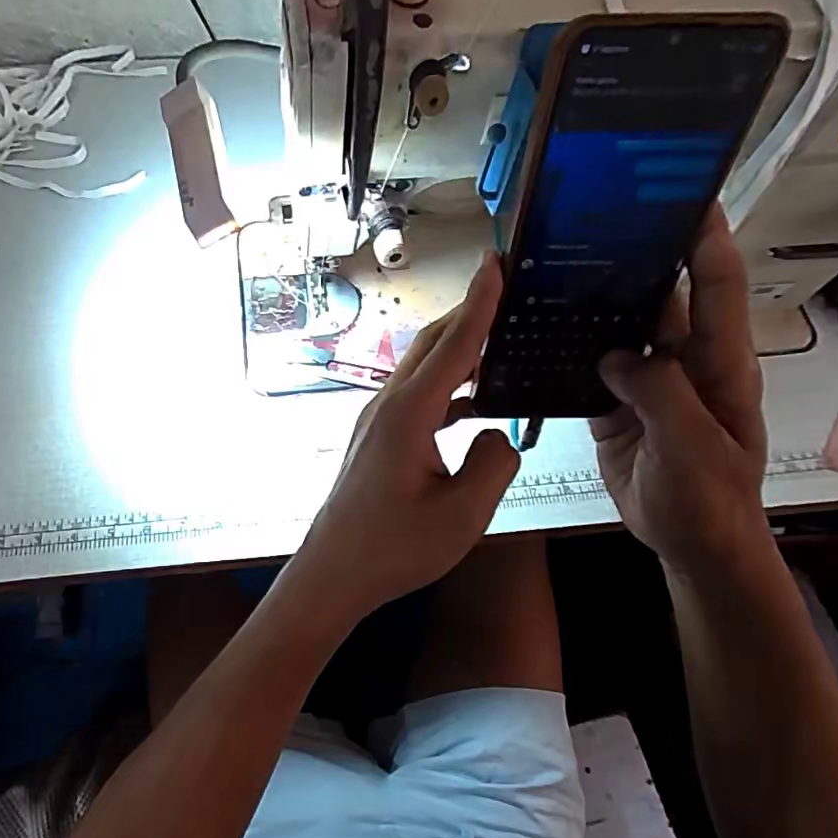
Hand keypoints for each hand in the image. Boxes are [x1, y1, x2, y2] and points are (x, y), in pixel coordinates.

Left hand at [292, 252, 520, 614]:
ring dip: (460, 351)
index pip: (453, 345)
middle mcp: (388, 406)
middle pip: (433, 345)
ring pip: (424, 369)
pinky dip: (450, 388)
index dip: (479, 303)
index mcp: (408, 414)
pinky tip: (473, 403)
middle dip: (469, 313)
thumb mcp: (463, 514)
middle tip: (503, 289)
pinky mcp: (378, 438)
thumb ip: (493, 462)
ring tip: (497, 341)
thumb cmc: (393, 549)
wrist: (333, 575)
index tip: (495, 263)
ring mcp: (378, 420)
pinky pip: (420, 397)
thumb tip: (496, 433)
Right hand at [590, 210, 769, 574]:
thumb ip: (661, 393)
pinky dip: (570, 351)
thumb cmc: (711, 499)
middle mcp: (683, 360)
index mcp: (719, 361)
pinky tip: (543, 332)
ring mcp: (646, 382)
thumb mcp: (694, 447)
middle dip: (636, 257)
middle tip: (597, 220)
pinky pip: (590, 368)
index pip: (717, 284)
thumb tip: (619, 354)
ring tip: (558, 267)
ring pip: (620, 329)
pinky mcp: (615, 405)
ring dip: (595, 303)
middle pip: (660, 295)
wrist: (690, 544)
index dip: (706, 235)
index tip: (686, 192)